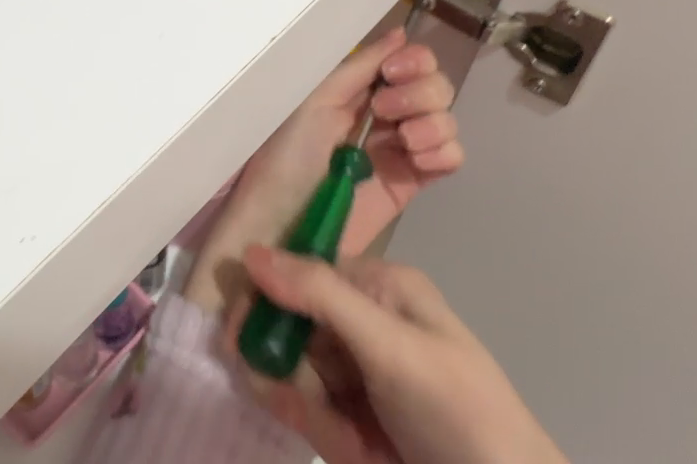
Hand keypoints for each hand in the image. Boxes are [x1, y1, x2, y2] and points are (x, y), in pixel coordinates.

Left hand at [185, 27, 459, 313]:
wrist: (281, 224)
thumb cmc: (285, 157)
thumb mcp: (313, 102)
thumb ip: (358, 68)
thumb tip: (400, 33)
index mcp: (353, 88)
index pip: (407, 61)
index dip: (414, 62)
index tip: (394, 73)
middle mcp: (380, 114)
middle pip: (435, 87)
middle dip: (420, 94)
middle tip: (385, 112)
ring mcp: (399, 148)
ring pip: (446, 120)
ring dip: (432, 124)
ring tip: (402, 142)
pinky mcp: (412, 183)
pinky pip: (451, 157)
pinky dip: (443, 153)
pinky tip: (416, 161)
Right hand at [236, 247, 565, 463]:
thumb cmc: (458, 415)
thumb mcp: (392, 349)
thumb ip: (320, 297)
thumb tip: (249, 251)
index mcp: (380, 287)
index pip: (297, 272)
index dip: (262, 298)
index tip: (238, 334)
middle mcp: (364, 320)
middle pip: (287, 323)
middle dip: (283, 364)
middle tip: (289, 397)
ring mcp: (358, 371)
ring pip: (291, 369)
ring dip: (304, 406)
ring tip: (349, 438)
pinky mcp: (353, 416)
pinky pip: (306, 407)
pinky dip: (315, 426)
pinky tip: (351, 447)